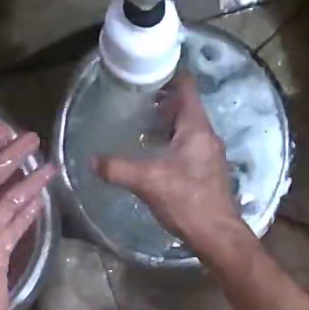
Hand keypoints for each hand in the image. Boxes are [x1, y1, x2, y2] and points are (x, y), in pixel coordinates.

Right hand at [95, 73, 243, 252]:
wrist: (216, 234)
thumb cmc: (186, 201)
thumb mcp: (147, 181)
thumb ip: (117, 168)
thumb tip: (92, 161)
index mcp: (197, 128)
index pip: (187, 88)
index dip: (168, 76)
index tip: (146, 75)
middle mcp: (207, 136)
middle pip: (186, 108)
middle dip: (162, 103)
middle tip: (136, 103)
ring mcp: (210, 155)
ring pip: (187, 129)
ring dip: (167, 125)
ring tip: (141, 127)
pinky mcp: (207, 172)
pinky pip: (189, 147)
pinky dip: (172, 143)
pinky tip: (154, 156)